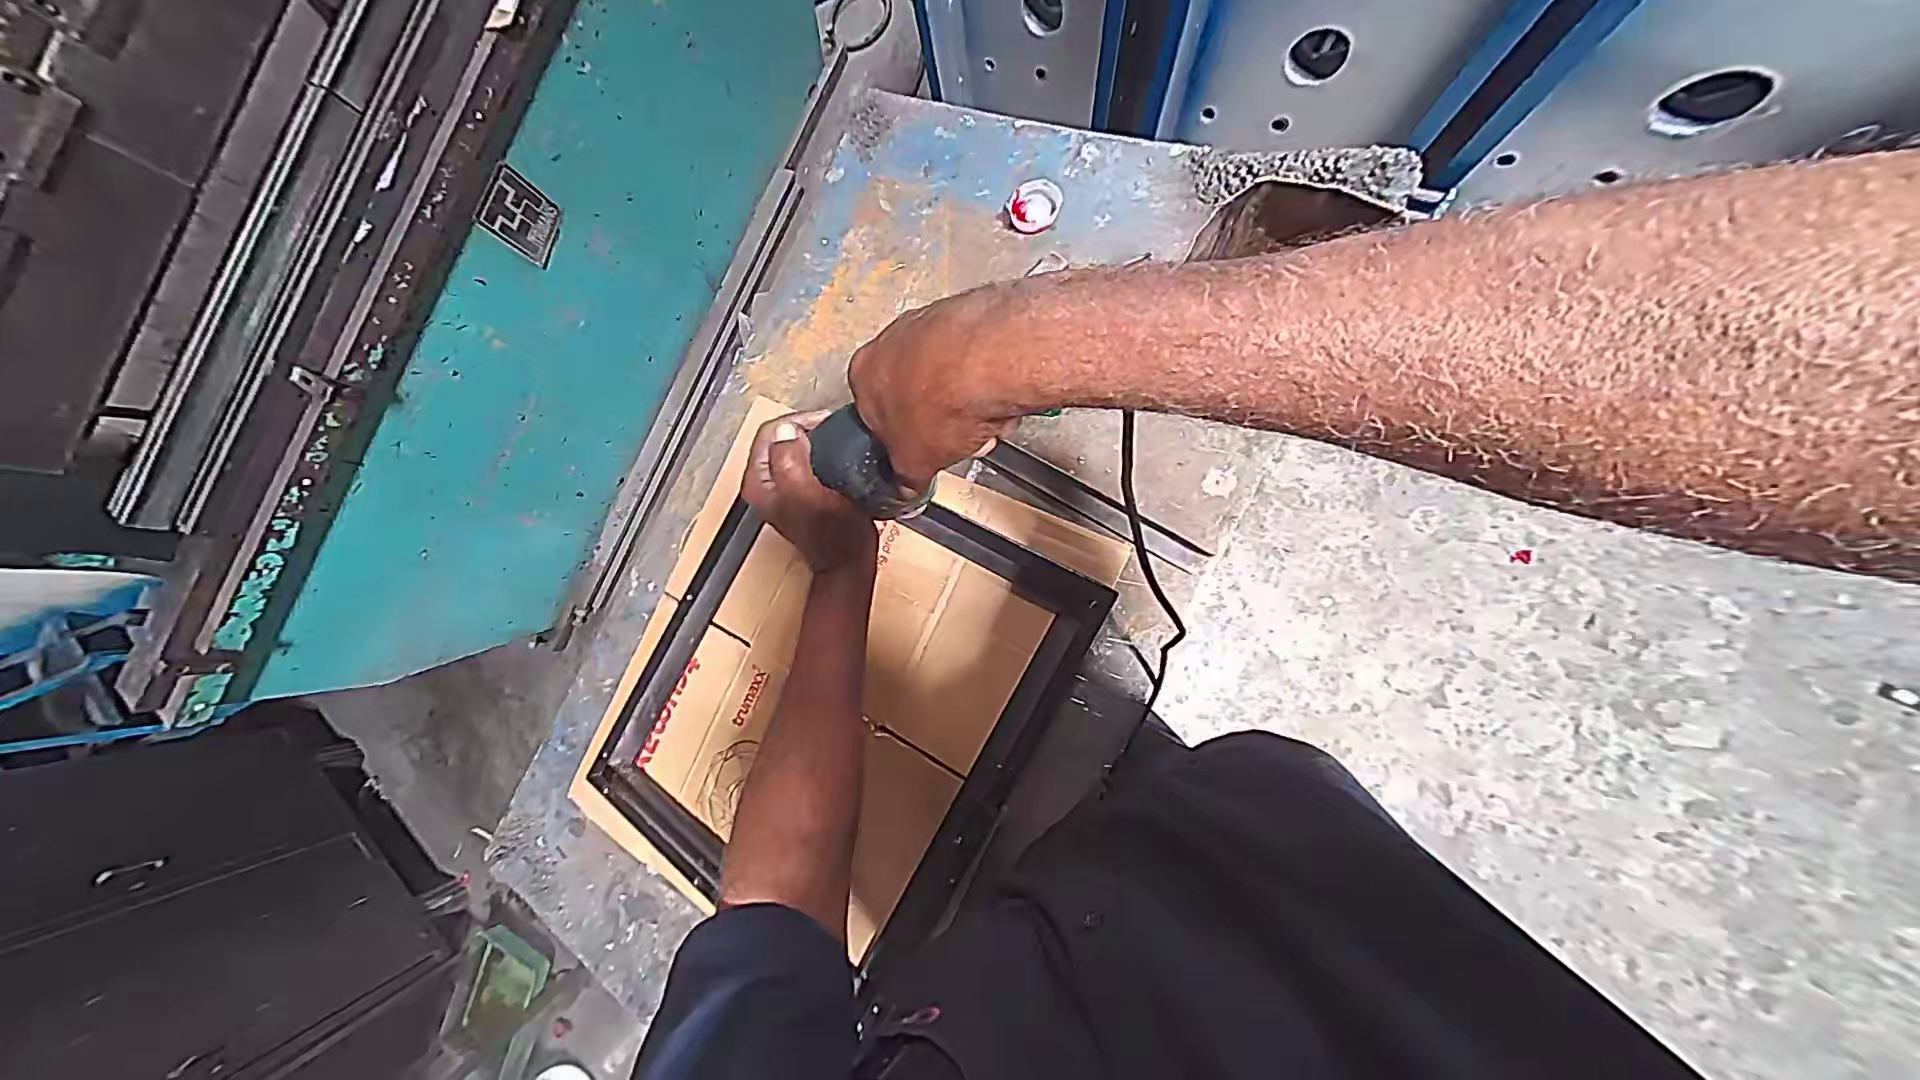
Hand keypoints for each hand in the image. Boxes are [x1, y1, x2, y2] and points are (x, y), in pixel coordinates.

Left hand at [742, 411, 877, 573]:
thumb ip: (789, 461)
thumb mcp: (807, 493)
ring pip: (795, 449)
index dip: (798, 422)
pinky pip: (807, 463)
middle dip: (807, 429)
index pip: (770, 432)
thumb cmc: (833, 536)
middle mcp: (765, 486)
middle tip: (833, 430)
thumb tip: (788, 430)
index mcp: (758, 483)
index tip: (825, 424)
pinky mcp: (801, 495)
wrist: (849, 563)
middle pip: (780, 439)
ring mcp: (783, 491)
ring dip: (815, 442)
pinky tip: (836, 458)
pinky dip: (821, 456)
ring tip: (836, 441)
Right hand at [847, 286, 1019, 490]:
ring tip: (990, 420)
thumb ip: (906, 475)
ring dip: (970, 402)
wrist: (991, 360)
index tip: (925, 449)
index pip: (878, 414)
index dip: (905, 438)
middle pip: (917, 392)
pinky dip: (991, 377)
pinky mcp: (969, 313)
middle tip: (963, 439)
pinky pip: (978, 356)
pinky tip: (1003, 394)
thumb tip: (907, 483)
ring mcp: (930, 321)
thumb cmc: (942, 402)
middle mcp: (891, 339)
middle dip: (943, 420)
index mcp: (863, 375)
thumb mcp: (916, 463)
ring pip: (950, 375)